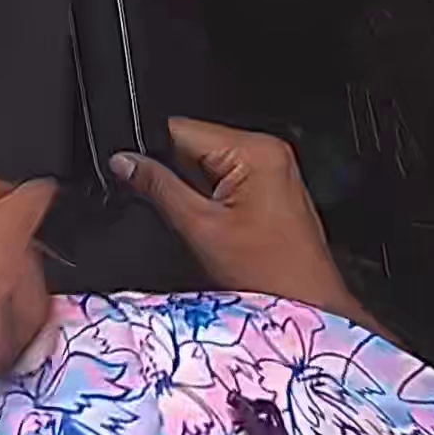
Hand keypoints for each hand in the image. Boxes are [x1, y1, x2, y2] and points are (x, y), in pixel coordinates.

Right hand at [112, 118, 379, 330]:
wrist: (310, 306)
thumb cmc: (270, 274)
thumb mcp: (200, 227)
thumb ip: (157, 186)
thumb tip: (123, 161)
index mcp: (253, 150)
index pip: (181, 128)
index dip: (151, 151)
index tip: (134, 174)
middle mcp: (267, 149)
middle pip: (193, 143)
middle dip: (174, 174)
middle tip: (184, 212)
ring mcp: (271, 165)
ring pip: (205, 161)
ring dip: (193, 187)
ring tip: (208, 222)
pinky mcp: (269, 183)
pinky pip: (223, 175)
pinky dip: (210, 196)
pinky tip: (219, 223)